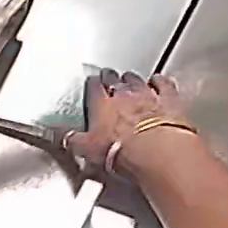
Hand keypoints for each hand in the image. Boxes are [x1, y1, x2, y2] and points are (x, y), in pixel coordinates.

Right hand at [65, 68, 195, 173]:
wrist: (155, 151)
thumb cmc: (119, 150)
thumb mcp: (86, 149)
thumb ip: (71, 139)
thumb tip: (57, 136)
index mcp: (101, 104)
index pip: (94, 87)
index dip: (92, 84)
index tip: (92, 83)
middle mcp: (123, 94)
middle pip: (115, 79)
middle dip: (111, 77)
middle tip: (109, 76)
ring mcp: (147, 94)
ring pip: (138, 79)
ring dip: (134, 78)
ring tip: (131, 78)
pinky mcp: (170, 100)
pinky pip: (164, 84)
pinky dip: (161, 81)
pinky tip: (160, 80)